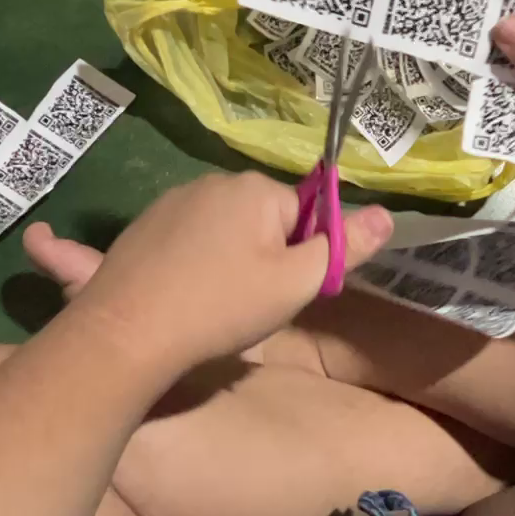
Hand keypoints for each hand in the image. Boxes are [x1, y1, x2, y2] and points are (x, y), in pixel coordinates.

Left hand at [39, 172, 392, 369]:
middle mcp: (214, 182)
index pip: (305, 214)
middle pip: (266, 218)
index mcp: (257, 190)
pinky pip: (189, 238)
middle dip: (267, 255)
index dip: (302, 255)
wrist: (126, 333)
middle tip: (252, 301)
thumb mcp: (298, 282)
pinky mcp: (143, 226)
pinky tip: (184, 295)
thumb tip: (388, 215)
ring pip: (226, 229)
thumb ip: (344, 247)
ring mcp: (172, 201)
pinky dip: (195, 263)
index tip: (283, 289)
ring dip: (231, 259)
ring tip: (215, 303)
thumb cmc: (223, 306)